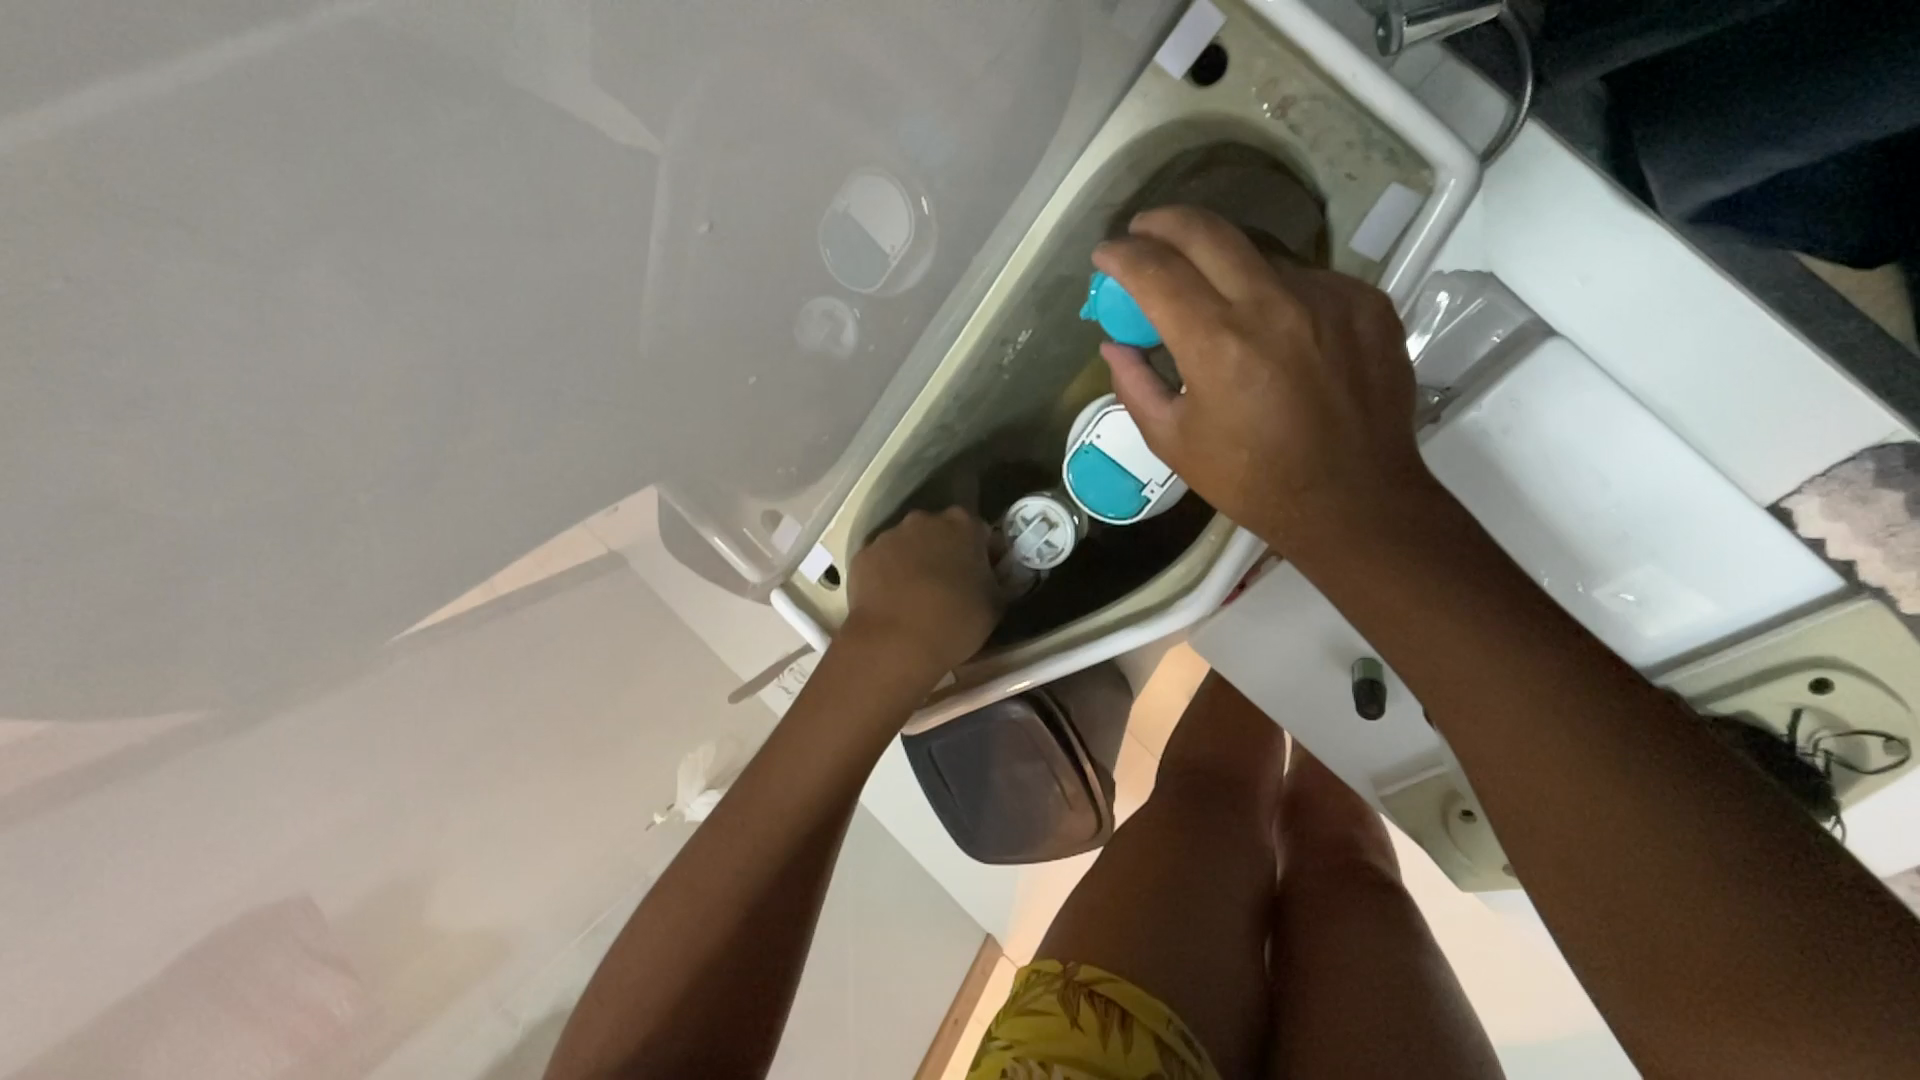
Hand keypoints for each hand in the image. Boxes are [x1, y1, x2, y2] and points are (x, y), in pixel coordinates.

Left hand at [844, 508, 999, 676]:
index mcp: (963, 525)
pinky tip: (891, 602)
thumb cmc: (955, 621)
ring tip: (915, 598)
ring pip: (907, 545)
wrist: (895, 641)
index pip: (980, 532)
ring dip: (914, 562)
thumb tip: (988, 576)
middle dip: (945, 552)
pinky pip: (881, 562)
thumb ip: (995, 580)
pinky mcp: (863, 556)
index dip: (983, 555)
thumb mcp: (995, 604)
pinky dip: (887, 575)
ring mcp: (889, 536)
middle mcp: (924, 520)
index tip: (982, 578)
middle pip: (940, 532)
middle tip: (948, 587)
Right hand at [1092, 206, 1438, 556]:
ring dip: (1224, 265)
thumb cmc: (1253, 481)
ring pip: (1259, 255)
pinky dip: (1277, 294)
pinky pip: (1306, 279)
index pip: (1155, 271)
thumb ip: (1134, 384)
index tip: (1105, 254)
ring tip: (1215, 298)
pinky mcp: (1366, 302)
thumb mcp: (1174, 442)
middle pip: (1207, 231)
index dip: (1121, 255)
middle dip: (1163, 223)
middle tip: (1144, 232)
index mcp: (1217, 343)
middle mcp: (1273, 304)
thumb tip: (1115, 344)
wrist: (1356, 501)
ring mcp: (1327, 296)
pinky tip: (1275, 329)